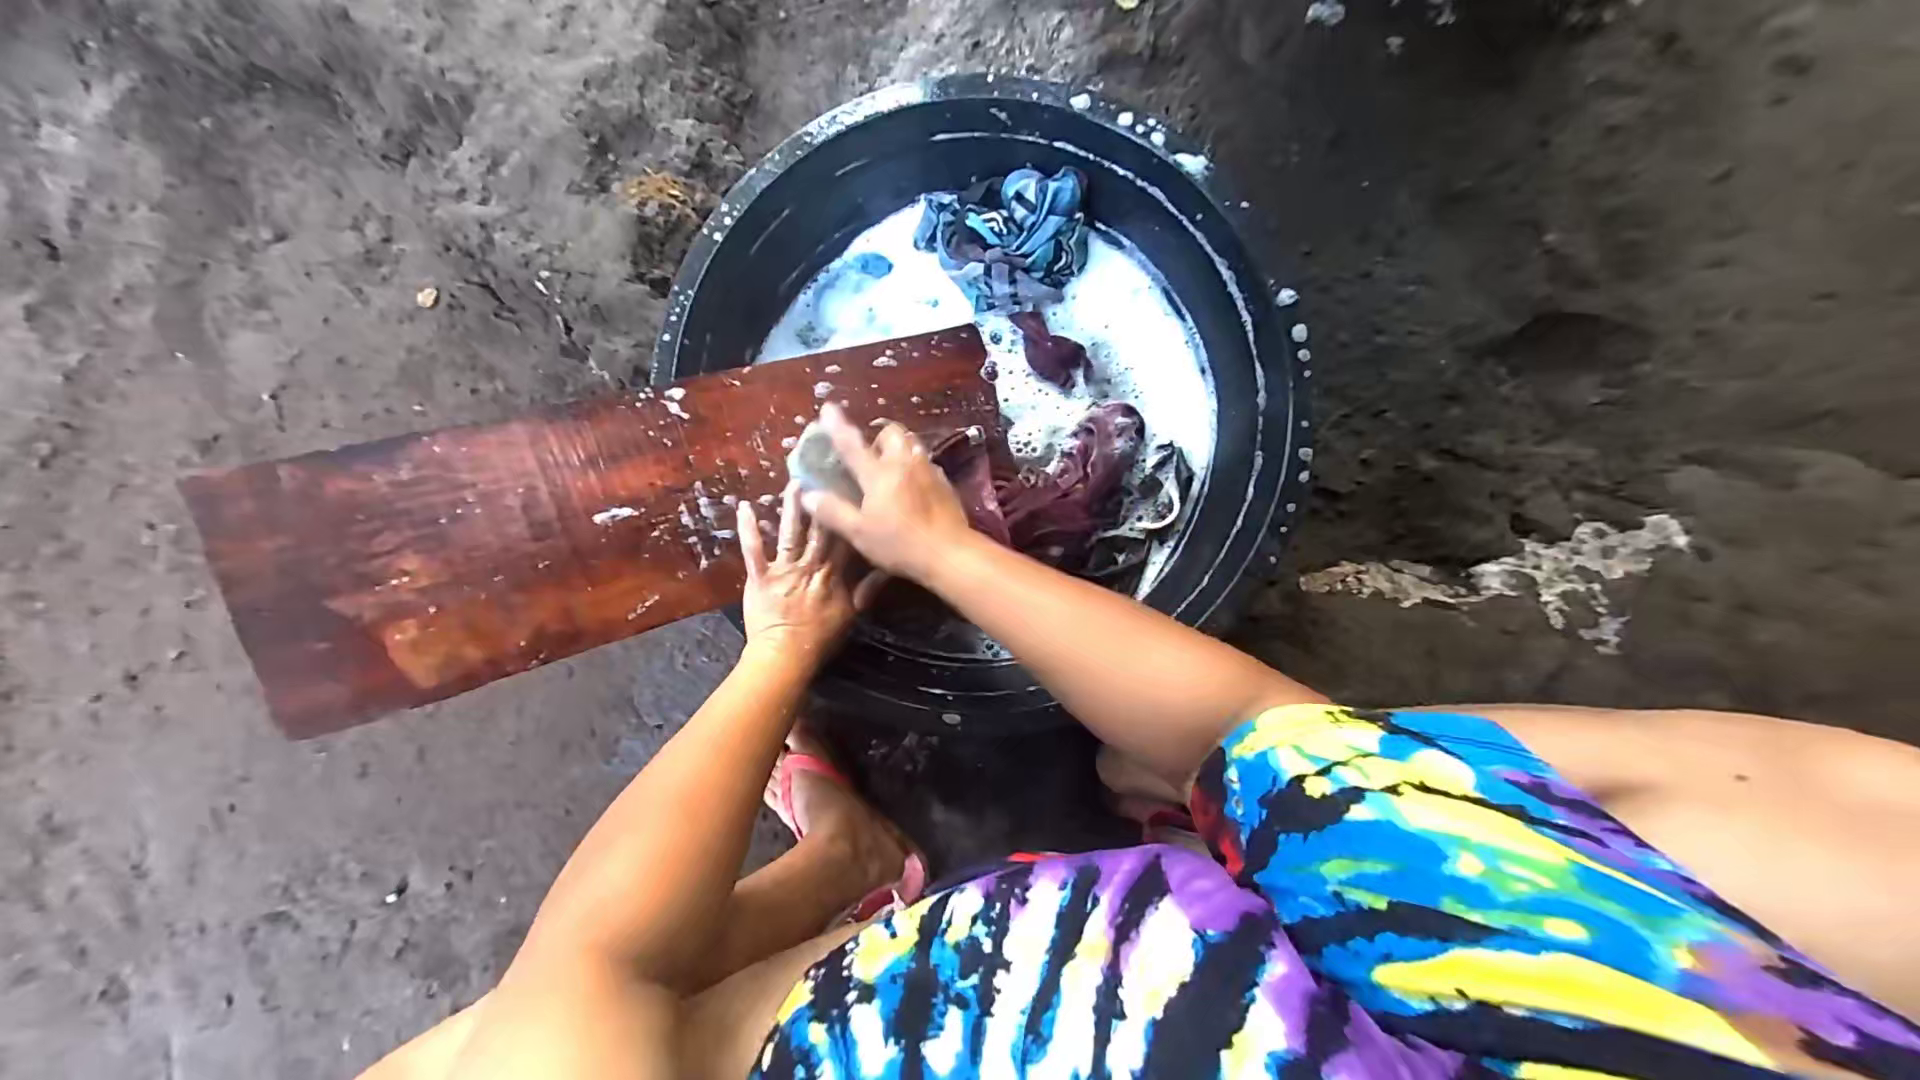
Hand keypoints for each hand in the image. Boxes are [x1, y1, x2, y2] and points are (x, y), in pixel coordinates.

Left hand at [737, 480, 887, 659]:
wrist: (785, 654)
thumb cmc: (820, 638)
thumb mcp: (851, 614)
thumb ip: (866, 590)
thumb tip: (883, 569)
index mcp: (833, 573)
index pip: (844, 539)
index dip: (847, 515)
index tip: (852, 492)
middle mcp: (810, 565)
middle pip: (818, 529)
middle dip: (822, 502)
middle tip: (825, 474)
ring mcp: (783, 569)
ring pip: (790, 532)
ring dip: (791, 506)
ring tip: (794, 482)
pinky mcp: (759, 576)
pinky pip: (753, 549)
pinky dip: (749, 529)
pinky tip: (745, 506)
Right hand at [799, 403, 976, 582]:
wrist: (950, 552)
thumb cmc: (900, 544)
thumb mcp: (859, 532)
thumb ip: (833, 511)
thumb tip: (808, 494)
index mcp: (878, 473)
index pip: (852, 444)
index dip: (837, 426)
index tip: (828, 408)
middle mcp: (904, 463)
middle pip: (891, 432)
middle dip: (877, 436)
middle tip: (869, 455)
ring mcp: (928, 470)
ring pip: (912, 444)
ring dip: (899, 447)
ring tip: (891, 467)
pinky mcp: (945, 483)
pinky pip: (927, 463)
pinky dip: (915, 465)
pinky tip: (913, 486)